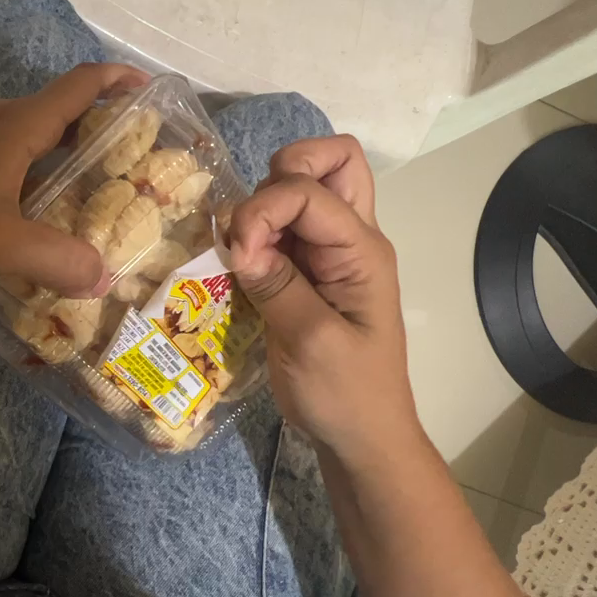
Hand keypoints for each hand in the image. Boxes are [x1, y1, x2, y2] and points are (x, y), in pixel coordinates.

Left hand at [0, 62, 148, 295]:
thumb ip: (57, 259)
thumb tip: (104, 278)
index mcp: (17, 127)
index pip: (80, 85)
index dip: (119, 81)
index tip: (154, 93)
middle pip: (63, 108)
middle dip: (105, 123)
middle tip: (140, 156)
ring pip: (38, 133)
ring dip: (72, 148)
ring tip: (102, 184)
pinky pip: (16, 154)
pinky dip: (43, 168)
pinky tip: (45, 207)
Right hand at [227, 134, 430, 471]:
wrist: (361, 435)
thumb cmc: (345, 394)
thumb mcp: (311, 343)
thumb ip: (277, 285)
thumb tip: (239, 242)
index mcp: (362, 251)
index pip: (311, 191)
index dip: (265, 208)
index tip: (237, 253)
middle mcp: (349, 239)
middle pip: (330, 161)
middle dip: (282, 174)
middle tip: (250, 224)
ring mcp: (327, 253)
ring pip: (301, 187)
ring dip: (262, 204)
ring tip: (239, 248)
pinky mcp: (304, 271)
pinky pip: (280, 227)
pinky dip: (254, 231)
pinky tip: (235, 260)